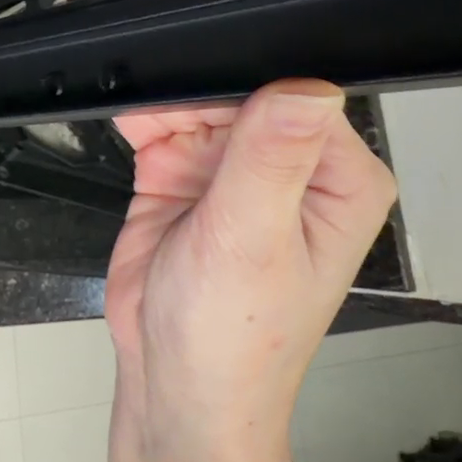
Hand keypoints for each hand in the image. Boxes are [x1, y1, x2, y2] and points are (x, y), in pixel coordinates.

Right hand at [104, 79, 396, 461]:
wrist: (172, 376)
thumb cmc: (234, 330)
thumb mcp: (253, 241)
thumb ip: (271, 160)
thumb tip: (306, 86)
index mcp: (334, 180)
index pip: (296, 99)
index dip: (247, 84)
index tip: (200, 90)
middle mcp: (285, 169)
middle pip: (238, 94)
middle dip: (194, 92)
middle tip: (158, 112)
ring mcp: (228, 172)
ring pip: (193, 104)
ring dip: (161, 103)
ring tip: (140, 126)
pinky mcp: (178, 178)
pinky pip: (158, 126)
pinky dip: (139, 118)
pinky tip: (128, 122)